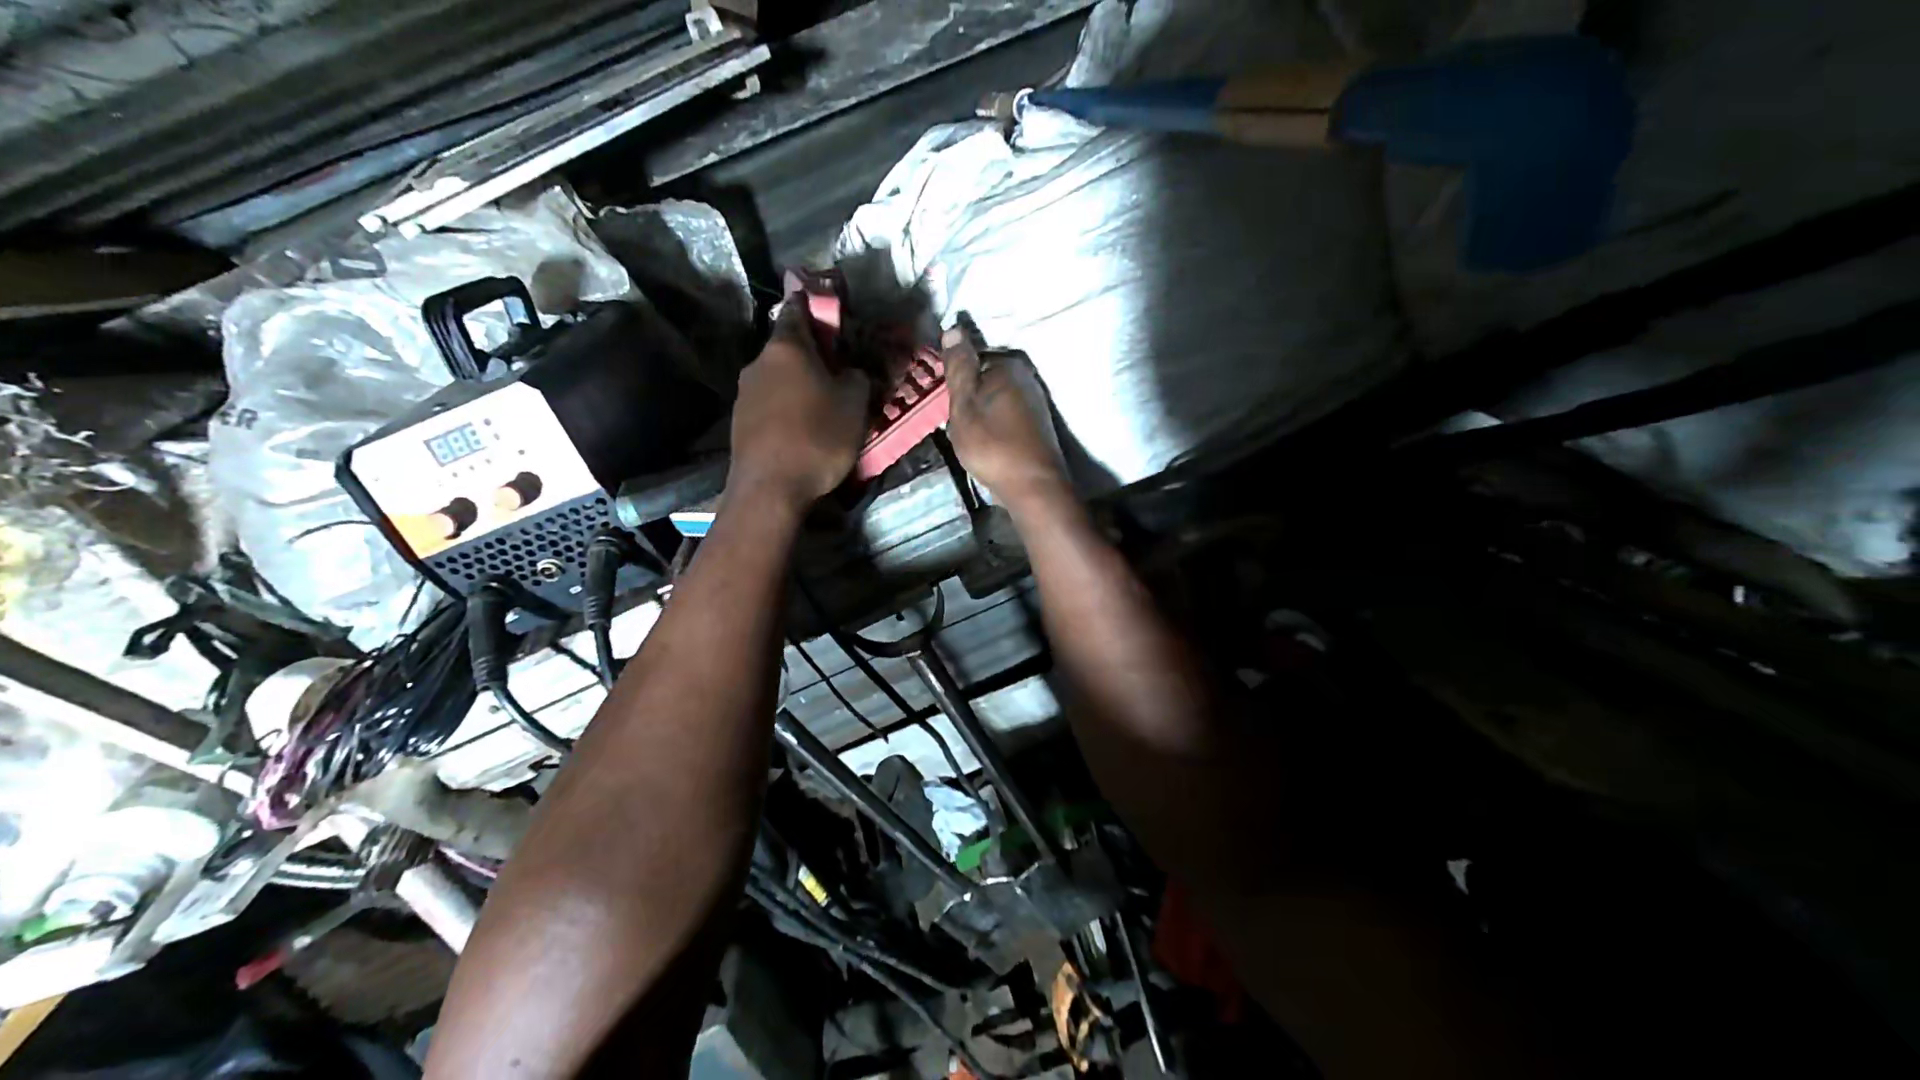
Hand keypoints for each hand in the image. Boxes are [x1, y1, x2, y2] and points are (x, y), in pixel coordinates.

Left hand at [727, 294, 870, 509]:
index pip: (798, 308)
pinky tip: (804, 429)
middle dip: (814, 356)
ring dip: (800, 385)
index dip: (818, 307)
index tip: (835, 315)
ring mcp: (745, 393)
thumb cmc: (817, 436)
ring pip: (779, 378)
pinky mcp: (740, 423)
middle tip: (840, 371)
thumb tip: (851, 371)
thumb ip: (857, 377)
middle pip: (789, 347)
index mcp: (786, 346)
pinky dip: (788, 409)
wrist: (770, 489)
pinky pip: (771, 405)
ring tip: (825, 406)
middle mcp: (758, 362)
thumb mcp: (855, 403)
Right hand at [943, 324, 1069, 513]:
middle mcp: (1026, 376)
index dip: (954, 382)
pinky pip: (1006, 415)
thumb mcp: (964, 405)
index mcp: (1008, 364)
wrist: (1032, 487)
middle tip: (957, 425)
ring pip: (994, 399)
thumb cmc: (992, 445)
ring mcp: (1035, 401)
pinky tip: (989, 444)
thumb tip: (953, 328)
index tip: (947, 405)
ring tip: (971, 438)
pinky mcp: (1037, 424)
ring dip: (980, 415)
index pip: (971, 359)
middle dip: (968, 398)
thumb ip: (959, 367)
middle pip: (983, 380)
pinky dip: (994, 426)